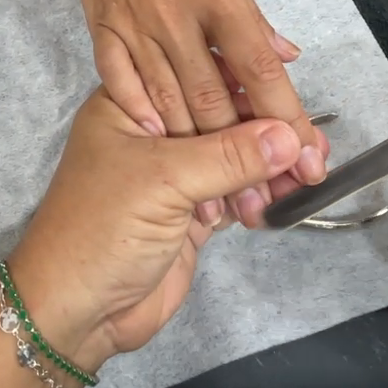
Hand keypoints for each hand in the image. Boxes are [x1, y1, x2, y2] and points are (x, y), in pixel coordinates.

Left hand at [6, 90, 302, 368]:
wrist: (75, 311)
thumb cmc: (101, 226)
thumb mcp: (164, 179)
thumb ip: (228, 155)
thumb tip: (289, 136)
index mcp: (133, 101)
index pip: (196, 76)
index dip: (245, 85)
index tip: (291, 97)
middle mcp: (154, 128)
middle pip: (220, 116)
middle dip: (267, 131)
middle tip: (312, 147)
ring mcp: (172, 171)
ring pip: (232, 156)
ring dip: (269, 166)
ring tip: (308, 175)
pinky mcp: (189, 210)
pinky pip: (234, 190)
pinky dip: (260, 194)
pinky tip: (288, 196)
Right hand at [44, 0, 328, 226]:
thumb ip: (251, 14)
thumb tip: (285, 56)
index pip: (259, 66)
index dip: (287, 118)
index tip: (308, 161)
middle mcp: (177, 12)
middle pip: (215, 97)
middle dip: (243, 155)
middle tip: (264, 201)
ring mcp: (134, 23)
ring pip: (170, 101)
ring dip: (196, 154)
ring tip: (220, 200)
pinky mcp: (100, 29)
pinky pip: (120, 83)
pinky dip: (142, 116)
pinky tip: (161, 146)